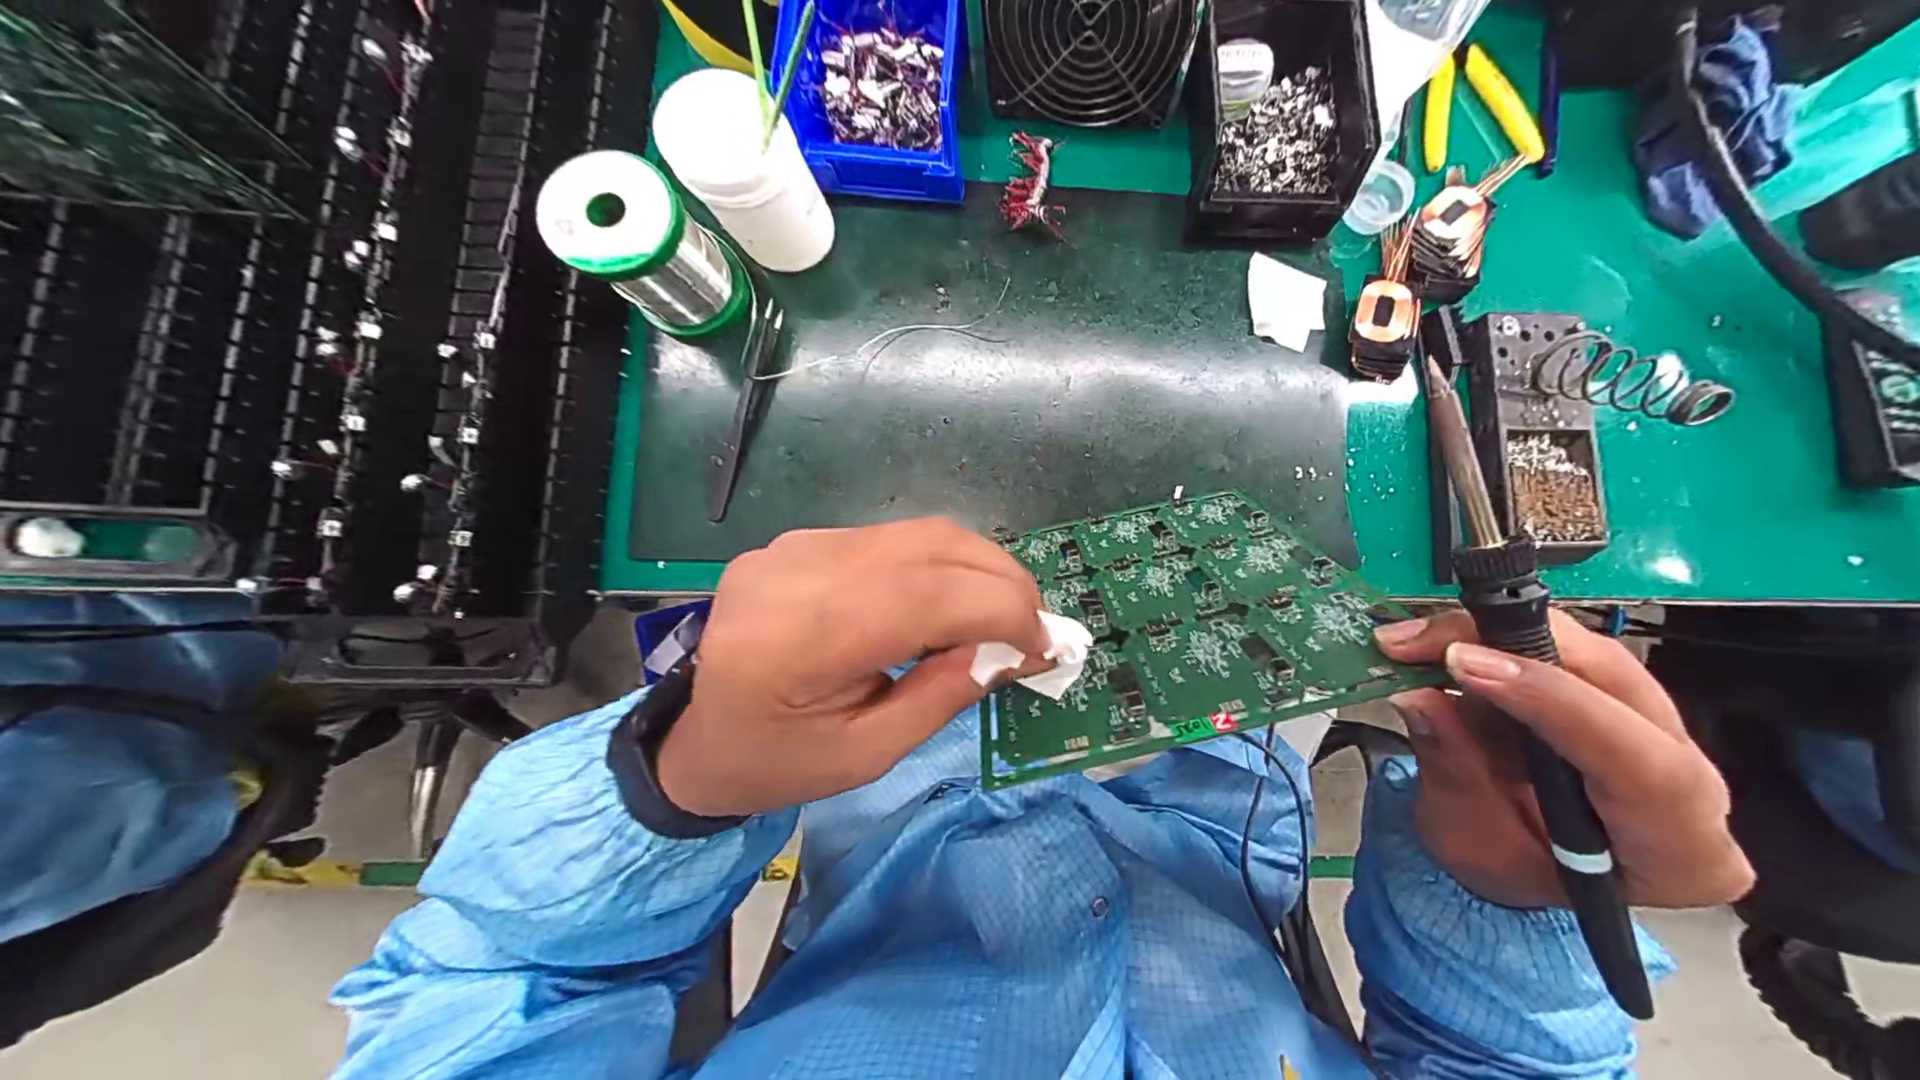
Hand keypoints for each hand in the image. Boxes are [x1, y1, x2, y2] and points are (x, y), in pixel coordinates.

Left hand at [656, 519, 1050, 817]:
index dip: (1000, 609)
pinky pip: (892, 539)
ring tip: (1002, 615)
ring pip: (918, 534)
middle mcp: (796, 570)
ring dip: (977, 568)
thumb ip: (941, 695)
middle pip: (929, 547)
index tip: (1044, 645)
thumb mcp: (864, 754)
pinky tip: (950, 602)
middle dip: (1002, 581)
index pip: (924, 594)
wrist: (692, 734)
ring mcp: (796, 545)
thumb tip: (1011, 649)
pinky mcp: (802, 540)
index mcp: (799, 638)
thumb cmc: (775, 762)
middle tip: (1034, 628)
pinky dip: (940, 566)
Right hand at [1372, 609, 1753, 909]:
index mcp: (1678, 850)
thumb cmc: (1507, 868)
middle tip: (1419, 640)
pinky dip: (1487, 636)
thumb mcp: (1470, 842)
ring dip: (1487, 632)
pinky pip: (1559, 647)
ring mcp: (1655, 730)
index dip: (1553, 702)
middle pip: (1616, 684)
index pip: (1644, 766)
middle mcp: (1688, 781)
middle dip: (1508, 645)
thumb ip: (1454, 773)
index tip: (1465, 665)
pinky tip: (1435, 643)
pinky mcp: (1611, 696)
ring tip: (1412, 641)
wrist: (1518, 861)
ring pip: (1586, 652)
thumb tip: (1420, 698)